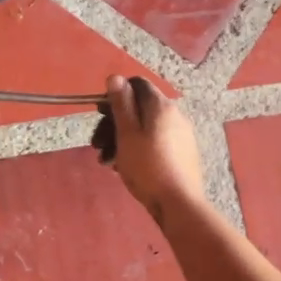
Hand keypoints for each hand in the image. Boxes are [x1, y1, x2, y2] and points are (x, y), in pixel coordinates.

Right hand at [104, 75, 202, 219]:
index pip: (136, 84)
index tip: (100, 114)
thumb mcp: (127, 134)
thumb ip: (121, 104)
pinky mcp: (182, 153)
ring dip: (122, 139)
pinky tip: (125, 167)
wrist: (179, 203)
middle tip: (97, 144)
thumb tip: (115, 77)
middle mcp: (174, 115)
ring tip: (108, 161)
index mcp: (161, 106)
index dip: (116, 95)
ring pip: (145, 128)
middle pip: (139, 108)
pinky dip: (138, 148)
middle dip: (114, 123)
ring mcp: (181, 135)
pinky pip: (155, 142)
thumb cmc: (147, 166)